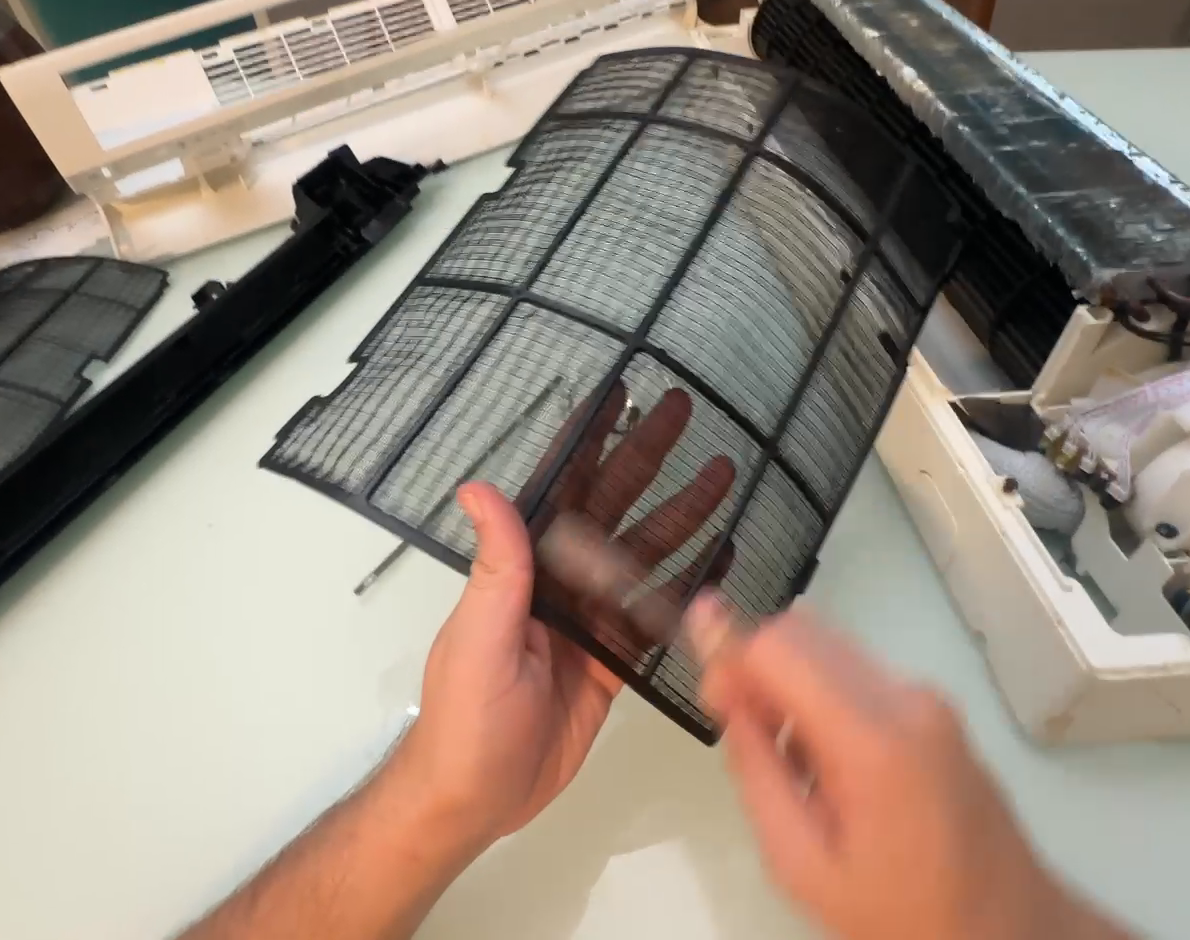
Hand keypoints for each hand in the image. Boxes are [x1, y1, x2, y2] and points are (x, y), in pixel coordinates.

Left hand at [392, 386, 734, 845]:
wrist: (481, 794)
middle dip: (647, 457)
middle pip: (612, 505)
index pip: (560, 485)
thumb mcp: (479, 632)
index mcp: (524, 563)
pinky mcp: (613, 656)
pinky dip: (688, 583)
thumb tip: (477, 486)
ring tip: (722, 474)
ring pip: (644, 552)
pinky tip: (719, 555)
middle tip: (683, 412)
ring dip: (681, 512)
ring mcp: (589, 615)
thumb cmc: (467, 714)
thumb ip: (497, 563)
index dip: (588, 439)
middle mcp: (559, 579)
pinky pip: (656, 612)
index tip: (616, 395)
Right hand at [685, 598, 1132, 939]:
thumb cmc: (903, 915)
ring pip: (822, 641)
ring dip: (785, 675)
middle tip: (742, 727)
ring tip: (789, 751)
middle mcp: (903, 697)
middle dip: (753, 663)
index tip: (712, 696)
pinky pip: (850, 665)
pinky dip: (816, 686)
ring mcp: (924, 694)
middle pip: (797, 631)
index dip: (730, 654)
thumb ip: (755, 770)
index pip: (777, 646)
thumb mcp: (802, 865)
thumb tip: (726, 693)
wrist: (1019, 934)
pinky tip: (825, 751)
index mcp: (872, 741)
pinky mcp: (932, 701)